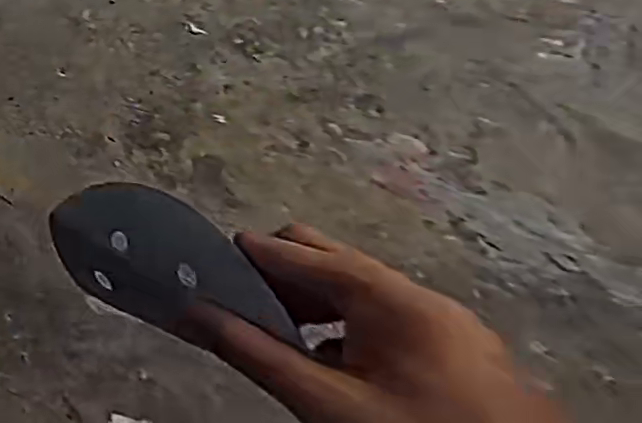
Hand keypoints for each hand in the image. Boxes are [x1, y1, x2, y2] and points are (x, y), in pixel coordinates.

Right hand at [193, 224, 567, 422]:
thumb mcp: (327, 403)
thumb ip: (250, 350)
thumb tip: (185, 310)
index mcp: (386, 294)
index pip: (283, 247)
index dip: (239, 262)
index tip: (208, 283)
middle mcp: (419, 296)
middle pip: (319, 253)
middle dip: (276, 276)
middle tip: (250, 312)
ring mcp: (449, 325)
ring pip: (350, 284)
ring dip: (308, 302)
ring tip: (287, 340)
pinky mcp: (464, 353)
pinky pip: (381, 314)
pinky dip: (344, 325)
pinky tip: (335, 365)